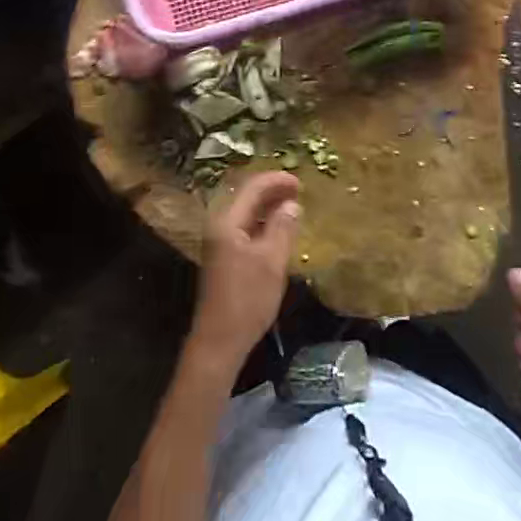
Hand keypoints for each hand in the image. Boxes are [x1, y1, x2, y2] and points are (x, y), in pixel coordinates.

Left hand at [190, 171, 301, 366]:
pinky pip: (245, 229)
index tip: (300, 181)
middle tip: (298, 190)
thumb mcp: (271, 262)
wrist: (220, 340)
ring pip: (246, 214)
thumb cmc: (247, 299)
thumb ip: (282, 228)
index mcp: (227, 222)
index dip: (276, 181)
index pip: (251, 188)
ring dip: (268, 207)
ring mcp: (220, 243)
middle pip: (246, 197)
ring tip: (292, 206)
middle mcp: (219, 226)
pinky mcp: (224, 258)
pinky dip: (263, 224)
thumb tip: (291, 204)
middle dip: (272, 191)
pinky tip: (278, 231)